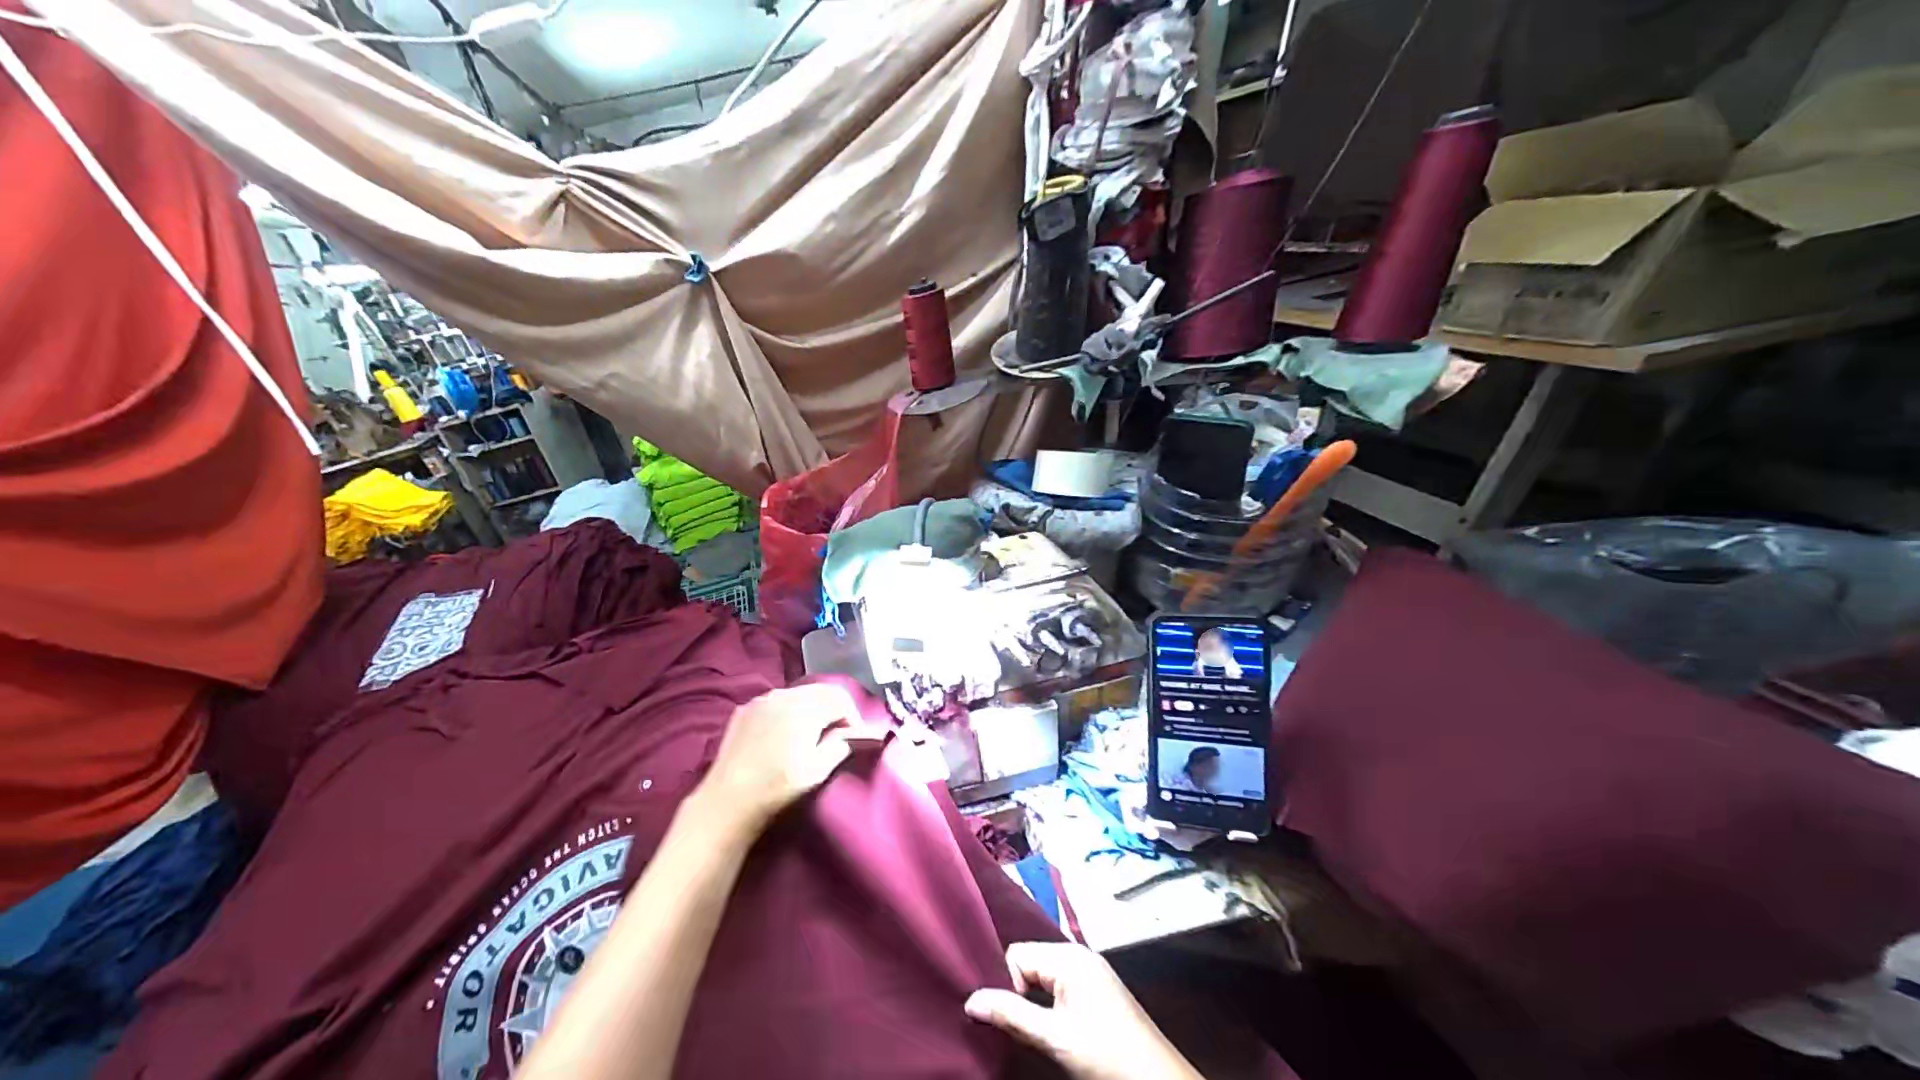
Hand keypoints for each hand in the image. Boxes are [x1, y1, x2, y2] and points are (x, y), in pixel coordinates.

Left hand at [690, 684, 874, 838]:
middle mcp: (783, 695)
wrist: (727, 800)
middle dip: (835, 707)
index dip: (853, 717)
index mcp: (805, 708)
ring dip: (812, 707)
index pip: (840, 700)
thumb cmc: (776, 787)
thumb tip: (847, 734)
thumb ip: (838, 746)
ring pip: (797, 693)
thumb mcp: (817, 771)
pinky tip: (785, 731)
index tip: (855, 736)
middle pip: (820, 691)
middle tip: (839, 731)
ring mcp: (761, 700)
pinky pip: (776, 701)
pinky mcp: (745, 710)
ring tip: (813, 731)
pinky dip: (788, 710)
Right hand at [964, 943, 1202, 1079]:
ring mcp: (1091, 971)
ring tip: (1034, 1031)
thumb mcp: (1054, 1038)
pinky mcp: (1098, 989)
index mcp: (1069, 956)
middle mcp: (1079, 954)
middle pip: (1030, 962)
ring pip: (1044, 975)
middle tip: (1019, 1027)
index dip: (1006, 984)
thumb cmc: (1105, 1055)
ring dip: (1033, 1000)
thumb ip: (1011, 1015)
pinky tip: (1052, 1028)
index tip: (1009, 1018)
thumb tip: (971, 1001)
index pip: (1017, 955)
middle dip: (1018, 991)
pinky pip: (1060, 984)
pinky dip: (1049, 1003)